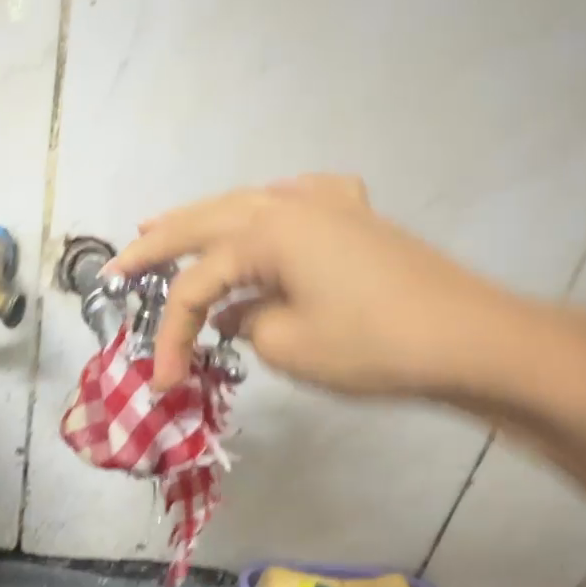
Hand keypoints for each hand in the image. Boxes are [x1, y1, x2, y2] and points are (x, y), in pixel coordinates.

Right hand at [109, 174, 552, 400]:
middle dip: (155, 245)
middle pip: (205, 222)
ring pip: (244, 206)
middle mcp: (291, 204)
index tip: (160, 382)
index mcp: (267, 232)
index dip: (170, 335)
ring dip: (200, 222)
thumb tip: (236, 313)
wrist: (470, 341)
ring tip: (160, 228)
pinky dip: (262, 213)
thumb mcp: (285, 343)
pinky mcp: (355, 221)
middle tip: (116, 265)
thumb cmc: (371, 345)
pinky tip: (260, 214)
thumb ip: (244, 322)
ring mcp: (328, 205)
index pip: (195, 286)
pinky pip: (293, 204)